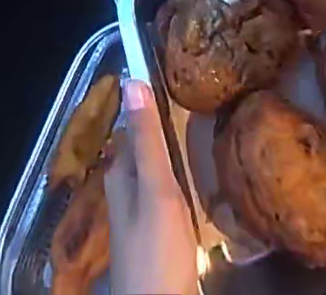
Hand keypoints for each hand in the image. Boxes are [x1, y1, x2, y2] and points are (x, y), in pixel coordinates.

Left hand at [104, 79, 197, 294]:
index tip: (174, 76)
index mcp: (120, 172)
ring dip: (175, 151)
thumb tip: (131, 79)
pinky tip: (201, 177)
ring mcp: (141, 214)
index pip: (134, 123)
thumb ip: (147, 137)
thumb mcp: (155, 187)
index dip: (151, 100)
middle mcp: (126, 189)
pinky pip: (169, 192)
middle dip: (166, 125)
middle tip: (198, 99)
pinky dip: (182, 178)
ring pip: (157, 169)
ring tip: (205, 129)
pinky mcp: (159, 234)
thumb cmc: (156, 249)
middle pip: (145, 146)